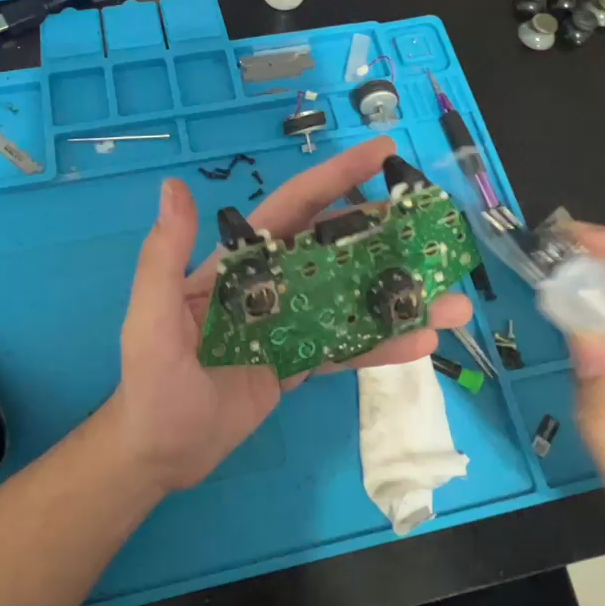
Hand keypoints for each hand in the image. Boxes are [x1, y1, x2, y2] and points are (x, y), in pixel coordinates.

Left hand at [103, 136, 471, 491]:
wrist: (160, 452)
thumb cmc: (151, 380)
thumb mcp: (151, 314)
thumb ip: (165, 255)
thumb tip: (174, 185)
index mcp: (238, 262)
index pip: (294, 206)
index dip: (336, 177)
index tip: (383, 153)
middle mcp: (270, 283)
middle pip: (337, 247)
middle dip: (386, 235)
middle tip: (438, 227)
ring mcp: (289, 323)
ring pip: (352, 298)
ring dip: (400, 296)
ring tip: (454, 301)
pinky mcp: (300, 363)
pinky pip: (348, 347)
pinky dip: (384, 344)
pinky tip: (423, 342)